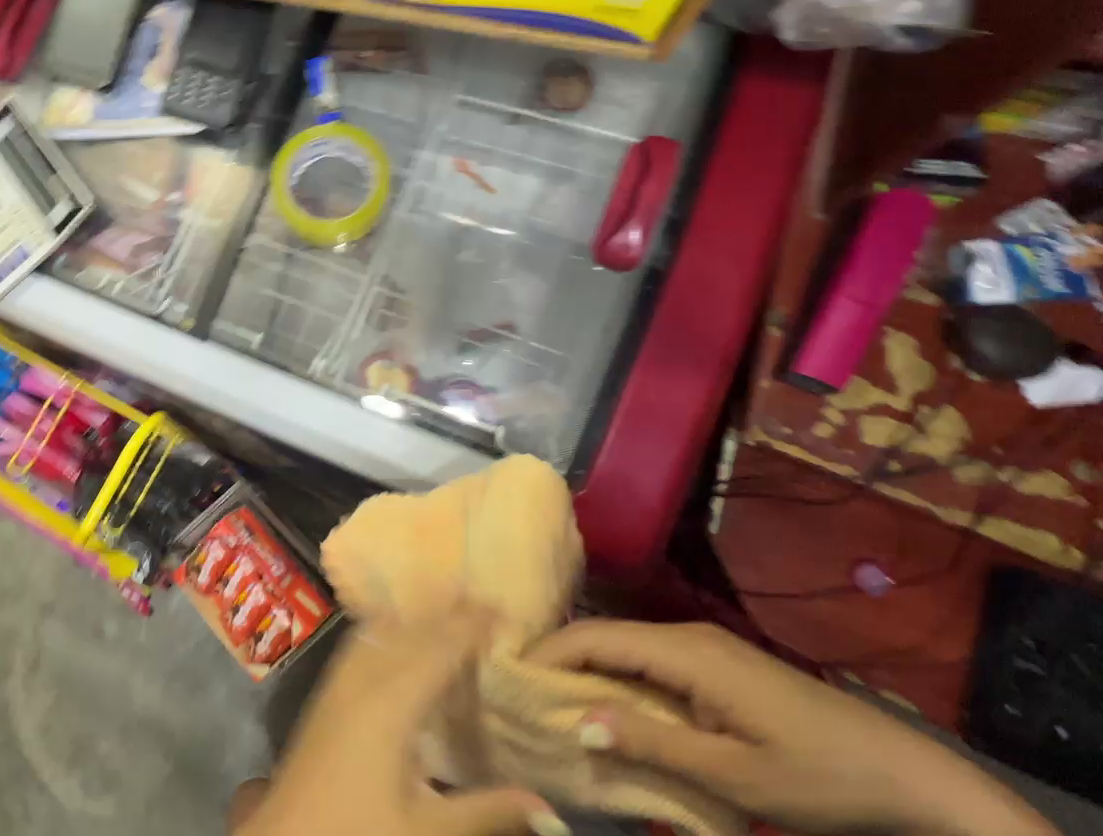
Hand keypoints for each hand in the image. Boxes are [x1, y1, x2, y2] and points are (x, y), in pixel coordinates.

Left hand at [233, 610, 568, 835]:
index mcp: (389, 705)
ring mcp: (335, 688)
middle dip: (442, 611)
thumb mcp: (426, 830)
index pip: (436, 649)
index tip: (502, 606)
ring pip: (376, 633)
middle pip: (404, 632)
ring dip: (410, 616)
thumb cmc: (356, 831)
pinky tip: (391, 638)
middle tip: (479, 596)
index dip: (469, 624)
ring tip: (441, 604)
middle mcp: (359, 683)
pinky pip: (357, 647)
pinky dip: (382, 630)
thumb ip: (488, 812)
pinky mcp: (322, 700)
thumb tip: (554, 812)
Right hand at [529, 621, 1057, 835]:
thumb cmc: (821, 777)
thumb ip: (652, 743)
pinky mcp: (717, 666)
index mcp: (687, 652)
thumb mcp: (735, 774)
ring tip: (549, 702)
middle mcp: (688, 636)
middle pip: (603, 636)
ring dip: (585, 670)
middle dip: (557, 660)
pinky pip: (648, 662)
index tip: (505, 677)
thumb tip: (578, 721)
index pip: (593, 636)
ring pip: (623, 648)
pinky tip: (604, 705)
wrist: (911, 779)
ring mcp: (704, 648)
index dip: (545, 652)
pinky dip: (615, 678)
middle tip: (518, 693)